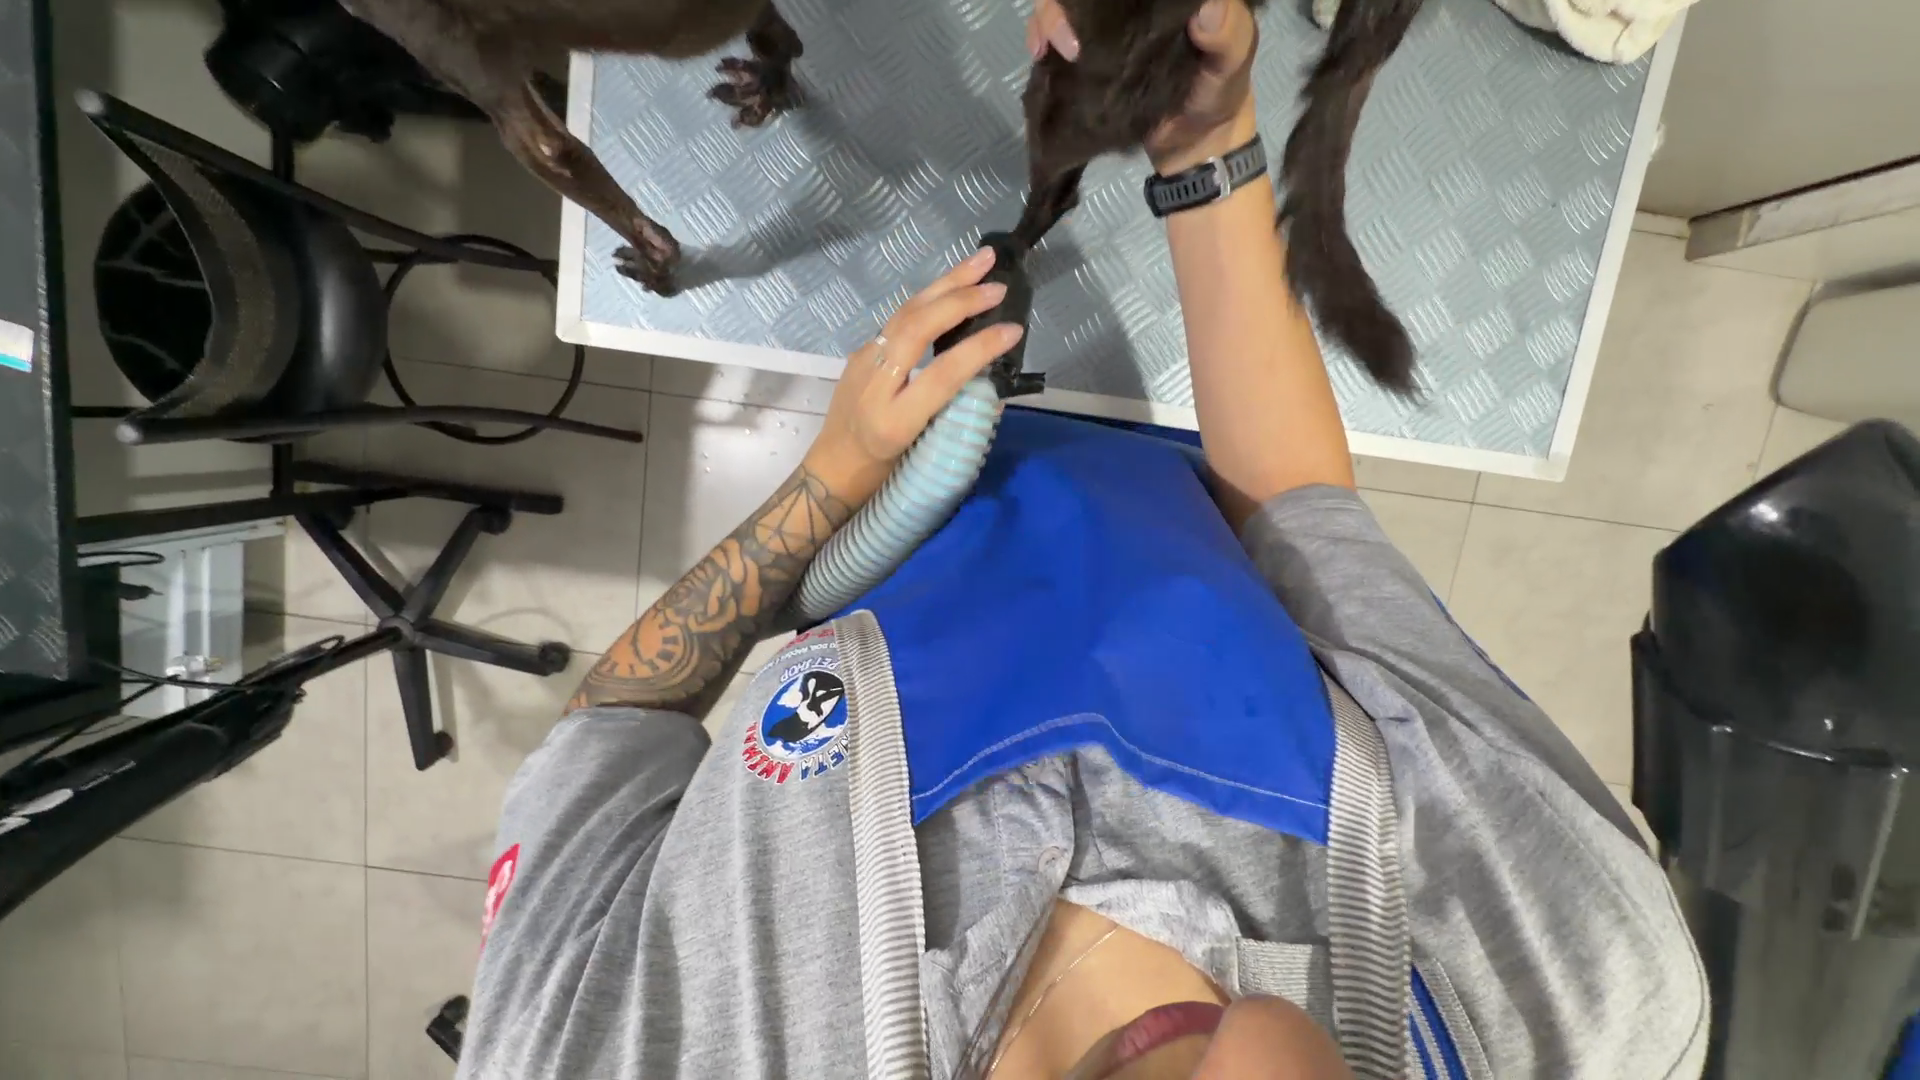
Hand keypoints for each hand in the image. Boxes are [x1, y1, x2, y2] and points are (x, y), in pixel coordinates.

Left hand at [803, 248, 1023, 504]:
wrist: (831, 471)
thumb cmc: (882, 473)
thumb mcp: (922, 450)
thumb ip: (951, 411)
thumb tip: (988, 378)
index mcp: (895, 419)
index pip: (943, 373)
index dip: (979, 348)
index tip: (1013, 330)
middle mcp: (875, 384)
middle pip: (917, 328)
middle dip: (960, 300)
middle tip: (999, 285)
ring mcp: (863, 362)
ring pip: (905, 312)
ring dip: (946, 284)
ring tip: (981, 262)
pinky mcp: (861, 352)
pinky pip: (899, 318)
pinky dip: (930, 299)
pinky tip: (952, 287)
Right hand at [1027, 0, 1260, 175]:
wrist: (1196, 144)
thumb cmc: (1220, 94)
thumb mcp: (1233, 60)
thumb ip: (1226, 33)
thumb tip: (1206, 7)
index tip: (1088, 6)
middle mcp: (1131, 4)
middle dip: (1059, 4)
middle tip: (1056, 41)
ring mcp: (1109, 33)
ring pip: (1067, 10)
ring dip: (1046, 20)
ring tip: (1042, 51)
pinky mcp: (1092, 63)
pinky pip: (1061, 44)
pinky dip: (1044, 43)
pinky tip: (1039, 57)